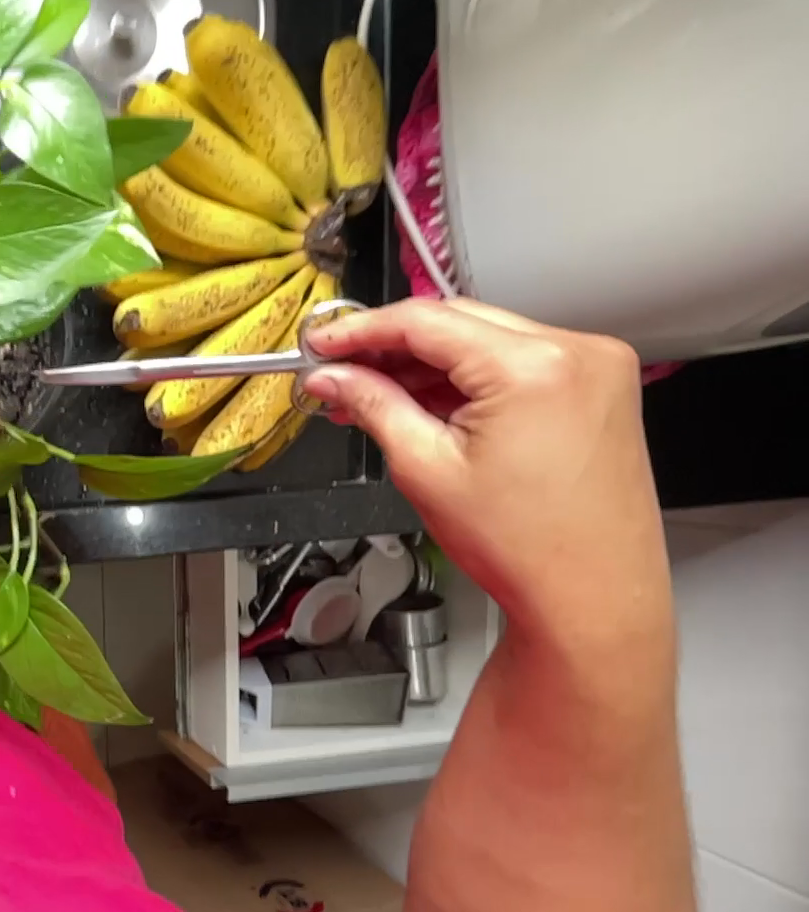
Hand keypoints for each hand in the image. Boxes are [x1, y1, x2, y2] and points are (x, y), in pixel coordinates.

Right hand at [301, 299, 667, 629]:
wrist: (588, 590)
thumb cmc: (523, 541)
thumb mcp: (423, 466)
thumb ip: (372, 406)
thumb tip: (332, 377)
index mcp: (535, 368)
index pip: (424, 322)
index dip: (358, 329)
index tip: (320, 344)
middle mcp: (576, 353)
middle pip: (453, 321)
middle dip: (385, 344)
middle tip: (333, 369)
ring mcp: (592, 369)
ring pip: (479, 340)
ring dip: (417, 363)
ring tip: (365, 394)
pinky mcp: (592, 388)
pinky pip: (508, 362)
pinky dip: (456, 378)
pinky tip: (414, 401)